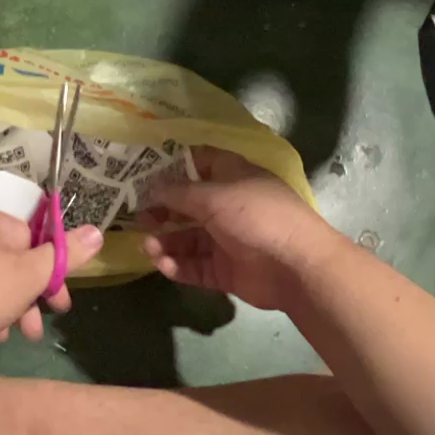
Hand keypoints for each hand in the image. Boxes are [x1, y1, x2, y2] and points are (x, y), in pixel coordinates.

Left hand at [0, 211, 102, 351]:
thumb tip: (98, 230)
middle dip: (29, 299)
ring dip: (4, 309)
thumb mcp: (28, 277)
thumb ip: (64, 256)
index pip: (37, 241)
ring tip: (5, 339)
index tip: (59, 307)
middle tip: (35, 333)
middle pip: (12, 262)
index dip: (53, 276)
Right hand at [139, 149, 344, 310]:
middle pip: (189, 205)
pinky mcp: (225, 271)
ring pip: (188, 240)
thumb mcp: (216, 196)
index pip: (201, 163)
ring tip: (148, 247)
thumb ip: (180, 192)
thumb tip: (153, 186)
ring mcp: (227, 241)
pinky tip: (162, 264)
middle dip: (163, 210)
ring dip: (166, 242)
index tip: (144, 172)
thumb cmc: (258, 217)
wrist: (295, 266)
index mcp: (234, 177)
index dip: (175, 166)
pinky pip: (195, 267)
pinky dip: (178, 266)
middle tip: (139, 216)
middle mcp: (230, 207)